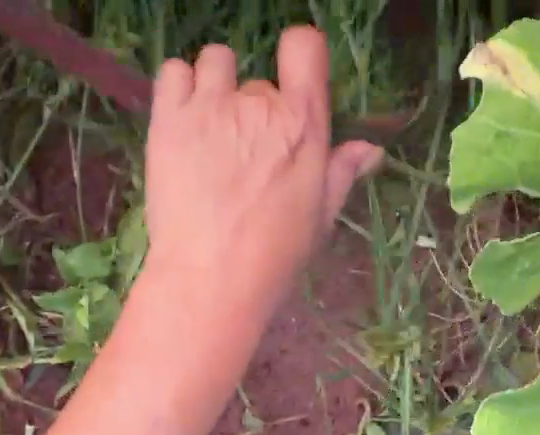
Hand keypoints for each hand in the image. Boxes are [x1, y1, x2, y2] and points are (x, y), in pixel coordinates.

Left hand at [143, 26, 382, 311]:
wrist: (210, 281)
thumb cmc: (272, 260)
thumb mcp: (318, 221)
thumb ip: (340, 175)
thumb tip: (370, 151)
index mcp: (303, 123)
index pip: (305, 48)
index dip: (297, 60)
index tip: (289, 86)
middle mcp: (259, 104)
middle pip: (258, 81)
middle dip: (252, 110)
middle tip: (241, 157)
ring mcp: (211, 107)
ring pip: (214, 63)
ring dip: (214, 87)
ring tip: (208, 130)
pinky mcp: (169, 120)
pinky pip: (172, 72)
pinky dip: (178, 88)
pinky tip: (181, 121)